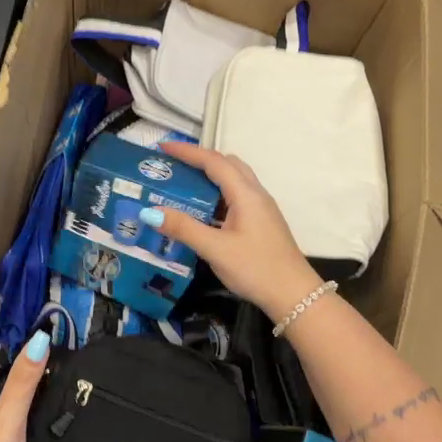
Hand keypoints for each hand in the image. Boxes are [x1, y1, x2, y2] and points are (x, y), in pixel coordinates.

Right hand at [140, 142, 325, 317]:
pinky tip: (202, 213)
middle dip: (200, 160)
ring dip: (209, 178)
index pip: (214, 162)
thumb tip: (149, 211)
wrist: (293, 294)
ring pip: (234, 181)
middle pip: (227, 165)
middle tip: (173, 166)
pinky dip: (216, 196)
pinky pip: (236, 198)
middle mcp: (255, 195)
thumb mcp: (215, 249)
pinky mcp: (261, 223)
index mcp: (245, 194)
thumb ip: (183, 228)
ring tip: (182, 187)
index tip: (163, 147)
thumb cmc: (255, 268)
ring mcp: (261, 209)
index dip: (188, 152)